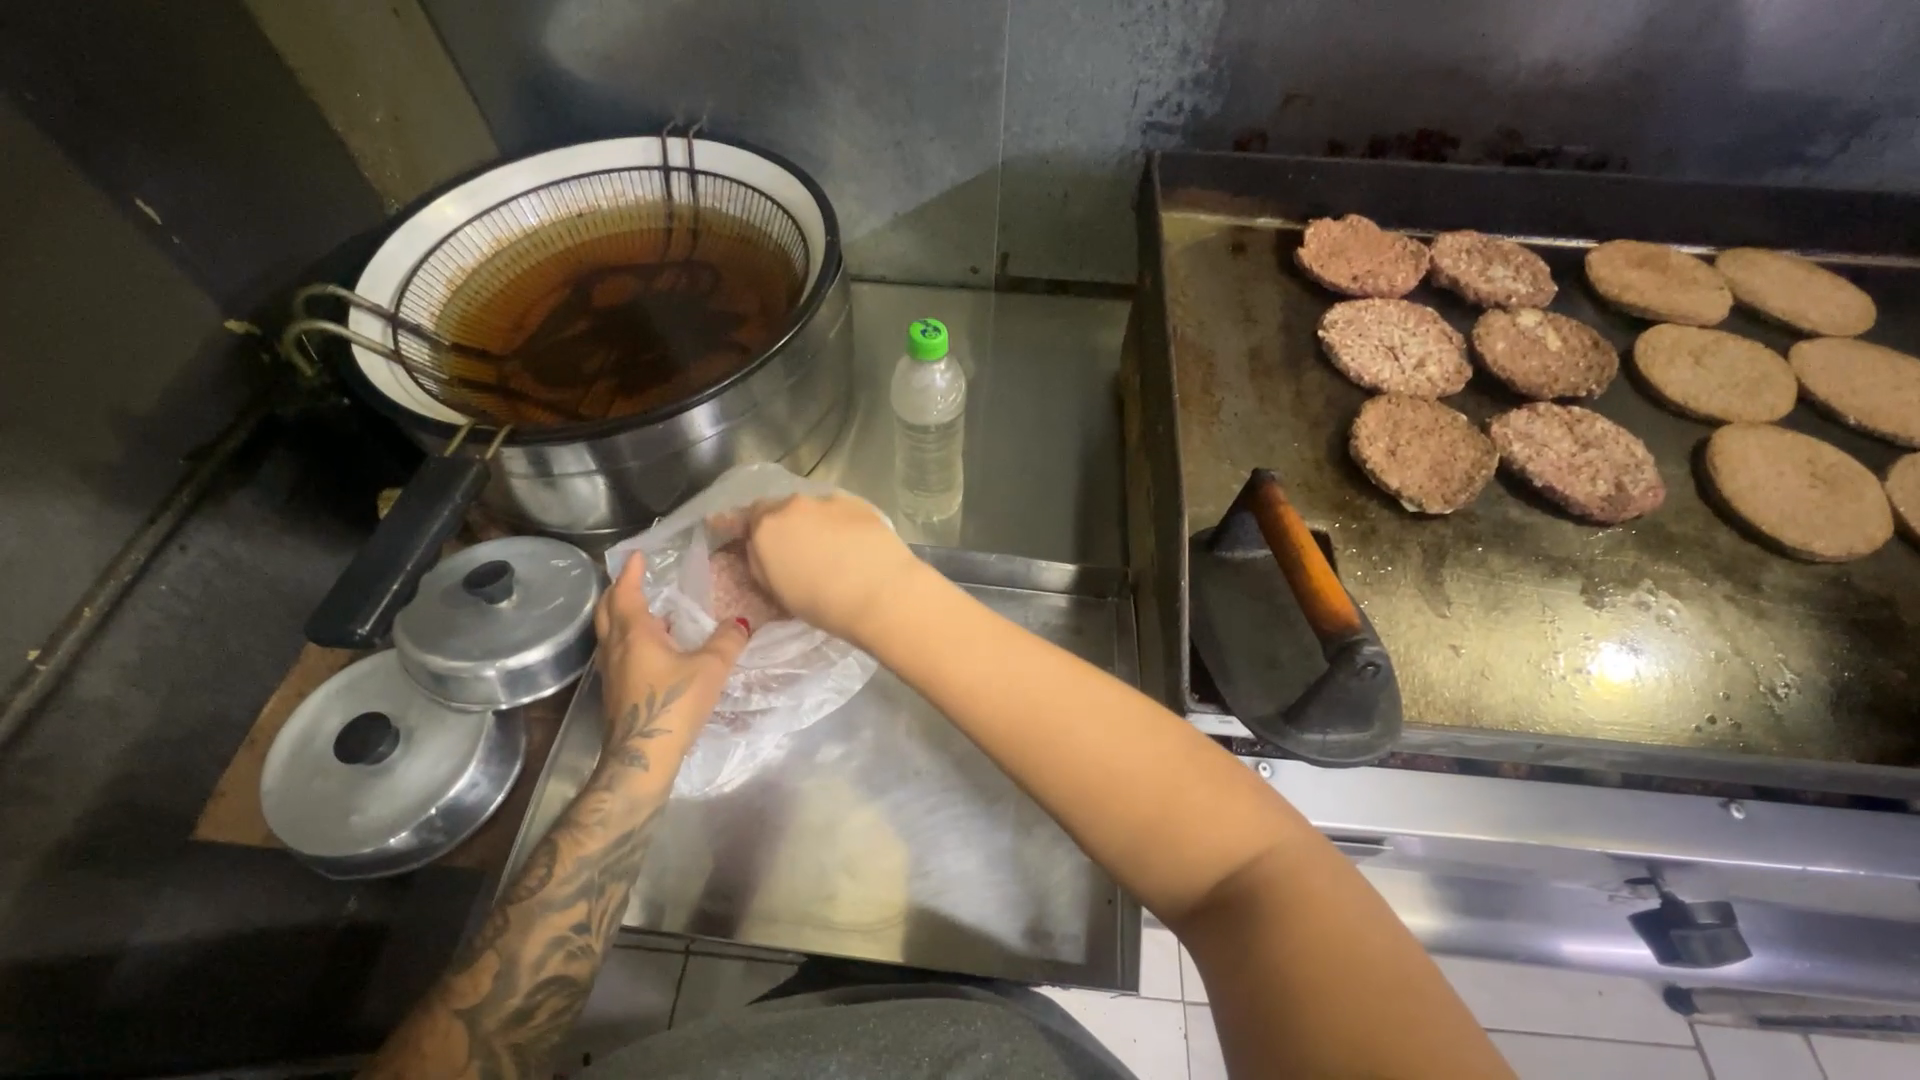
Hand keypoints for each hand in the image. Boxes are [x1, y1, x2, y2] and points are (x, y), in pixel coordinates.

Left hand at [592, 554, 748, 767]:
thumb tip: (740, 622)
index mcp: (634, 633)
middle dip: (617, 591)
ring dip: (622, 616)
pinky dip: (629, 639)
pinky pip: (617, 652)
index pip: (625, 593)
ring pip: (609, 633)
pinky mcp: (615, 692)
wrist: (641, 758)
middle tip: (633, 578)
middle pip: (607, 610)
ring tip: (647, 610)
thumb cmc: (673, 704)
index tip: (636, 554)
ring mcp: (611, 672)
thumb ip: (727, 642)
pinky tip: (653, 650)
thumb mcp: (710, 669)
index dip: (630, 572)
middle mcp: (615, 648)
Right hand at [715, 494, 924, 643]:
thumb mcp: (777, 591)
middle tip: (792, 549)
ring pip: (811, 509)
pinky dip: (840, 524)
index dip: (742, 526)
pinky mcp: (859, 503)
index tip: (735, 531)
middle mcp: (793, 505)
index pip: (745, 517)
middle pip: (780, 509)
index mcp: (766, 527)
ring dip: (812, 524)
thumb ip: (761, 562)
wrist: (882, 593)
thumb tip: (760, 550)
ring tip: (827, 549)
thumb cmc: (823, 604)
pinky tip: (851, 545)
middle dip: (781, 525)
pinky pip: (839, 512)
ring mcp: (828, 501)